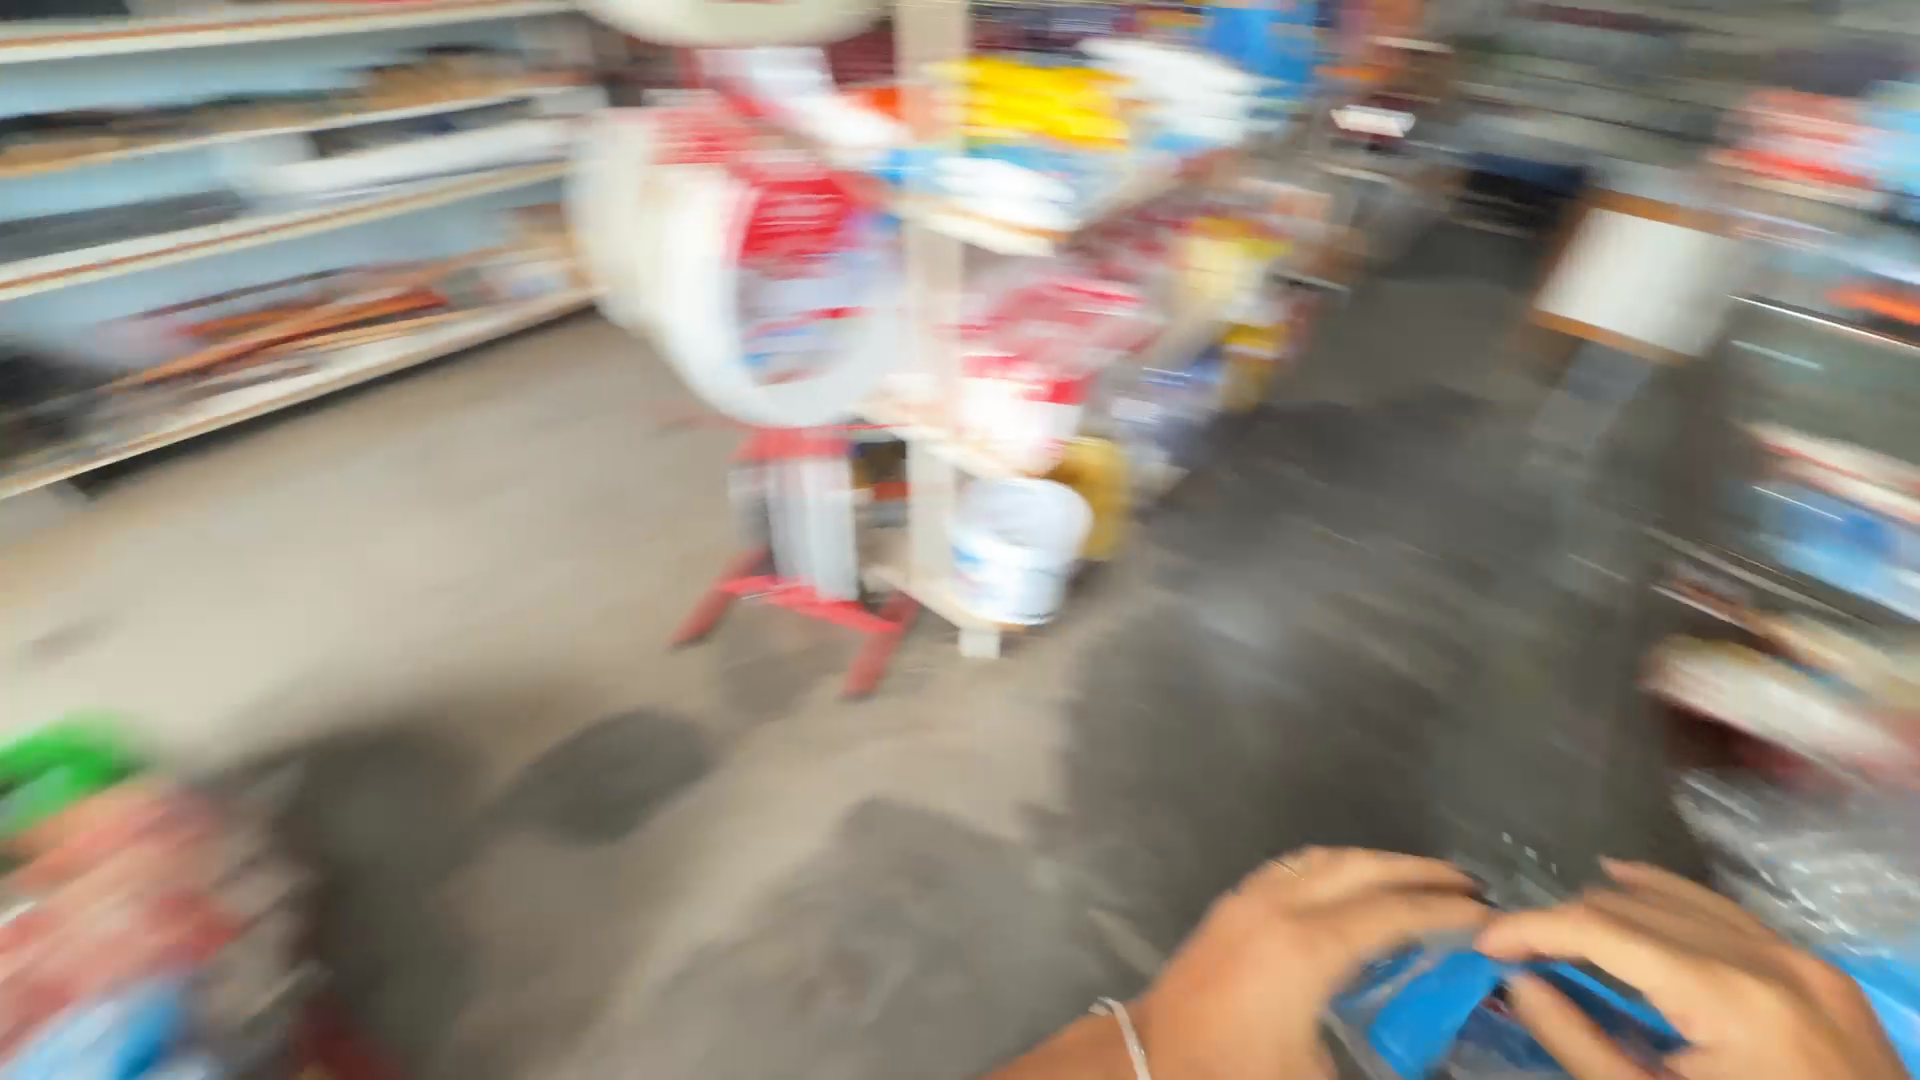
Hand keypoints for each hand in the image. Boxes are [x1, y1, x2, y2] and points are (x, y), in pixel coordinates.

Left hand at [1137, 847, 1491, 1079]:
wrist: (1152, 1057)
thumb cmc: (1235, 1072)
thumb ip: (1384, 1057)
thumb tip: (1427, 1052)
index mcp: (1307, 947)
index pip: (1392, 913)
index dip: (1446, 910)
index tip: (1491, 914)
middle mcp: (1278, 905)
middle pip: (1358, 868)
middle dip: (1416, 870)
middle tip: (1468, 883)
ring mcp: (1249, 897)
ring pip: (1323, 858)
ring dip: (1374, 862)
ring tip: (1420, 879)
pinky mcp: (1232, 902)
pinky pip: (1295, 866)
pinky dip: (1335, 867)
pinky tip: (1353, 887)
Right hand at [1478, 859, 1905, 1079]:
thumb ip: (1576, 1041)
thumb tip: (1512, 980)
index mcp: (1731, 998)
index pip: (1596, 929)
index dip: (1527, 929)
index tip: (1481, 944)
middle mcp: (1768, 960)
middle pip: (1624, 907)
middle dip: (1561, 926)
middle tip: (1518, 956)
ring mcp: (1801, 960)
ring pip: (1665, 898)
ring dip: (1602, 912)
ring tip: (1561, 940)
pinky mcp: (1816, 970)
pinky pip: (1720, 909)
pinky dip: (1662, 895)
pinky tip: (1621, 881)